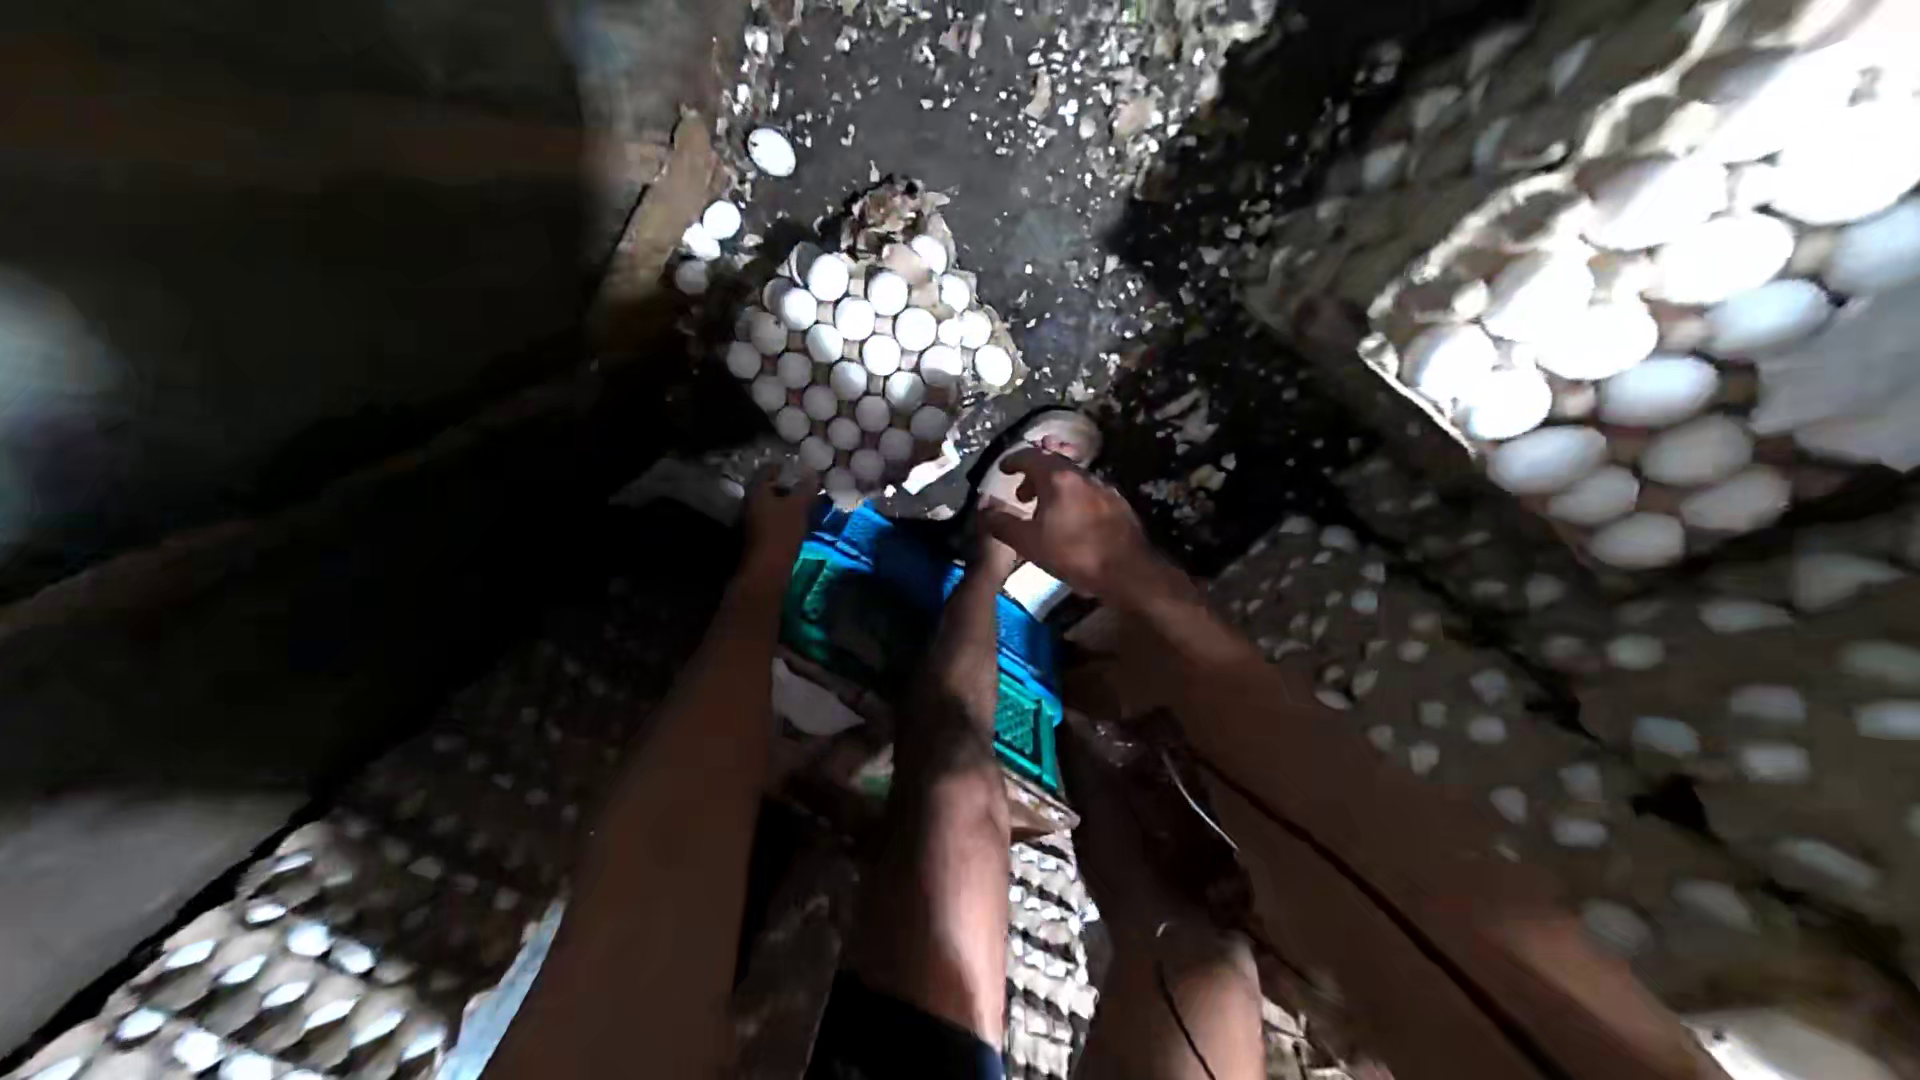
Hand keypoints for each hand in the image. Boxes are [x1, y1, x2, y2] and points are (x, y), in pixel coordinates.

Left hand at [741, 465, 817, 581]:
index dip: (786, 467)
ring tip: (809, 502)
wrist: (768, 567)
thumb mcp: (798, 506)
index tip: (803, 468)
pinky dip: (786, 514)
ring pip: (773, 502)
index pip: (769, 469)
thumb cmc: (782, 531)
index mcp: (757, 490)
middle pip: (771, 486)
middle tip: (809, 486)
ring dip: (789, 501)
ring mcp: (754, 517)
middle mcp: (751, 501)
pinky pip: (774, 516)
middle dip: (790, 485)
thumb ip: (805, 488)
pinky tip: (801, 518)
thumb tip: (812, 473)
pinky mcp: (760, 532)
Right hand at [979, 448, 1161, 604]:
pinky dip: (1072, 499)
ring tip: (1044, 511)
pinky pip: (1087, 493)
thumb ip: (1002, 525)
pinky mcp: (1118, 504)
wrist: (1128, 570)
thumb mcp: (1028, 543)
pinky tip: (1071, 522)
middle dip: (1033, 476)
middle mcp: (1082, 476)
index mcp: (1057, 478)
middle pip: (1053, 465)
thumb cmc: (1073, 553)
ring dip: (1053, 489)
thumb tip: (983, 511)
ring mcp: (1103, 489)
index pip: (1030, 456)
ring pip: (1072, 479)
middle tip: (1021, 494)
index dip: (1013, 461)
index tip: (1003, 470)